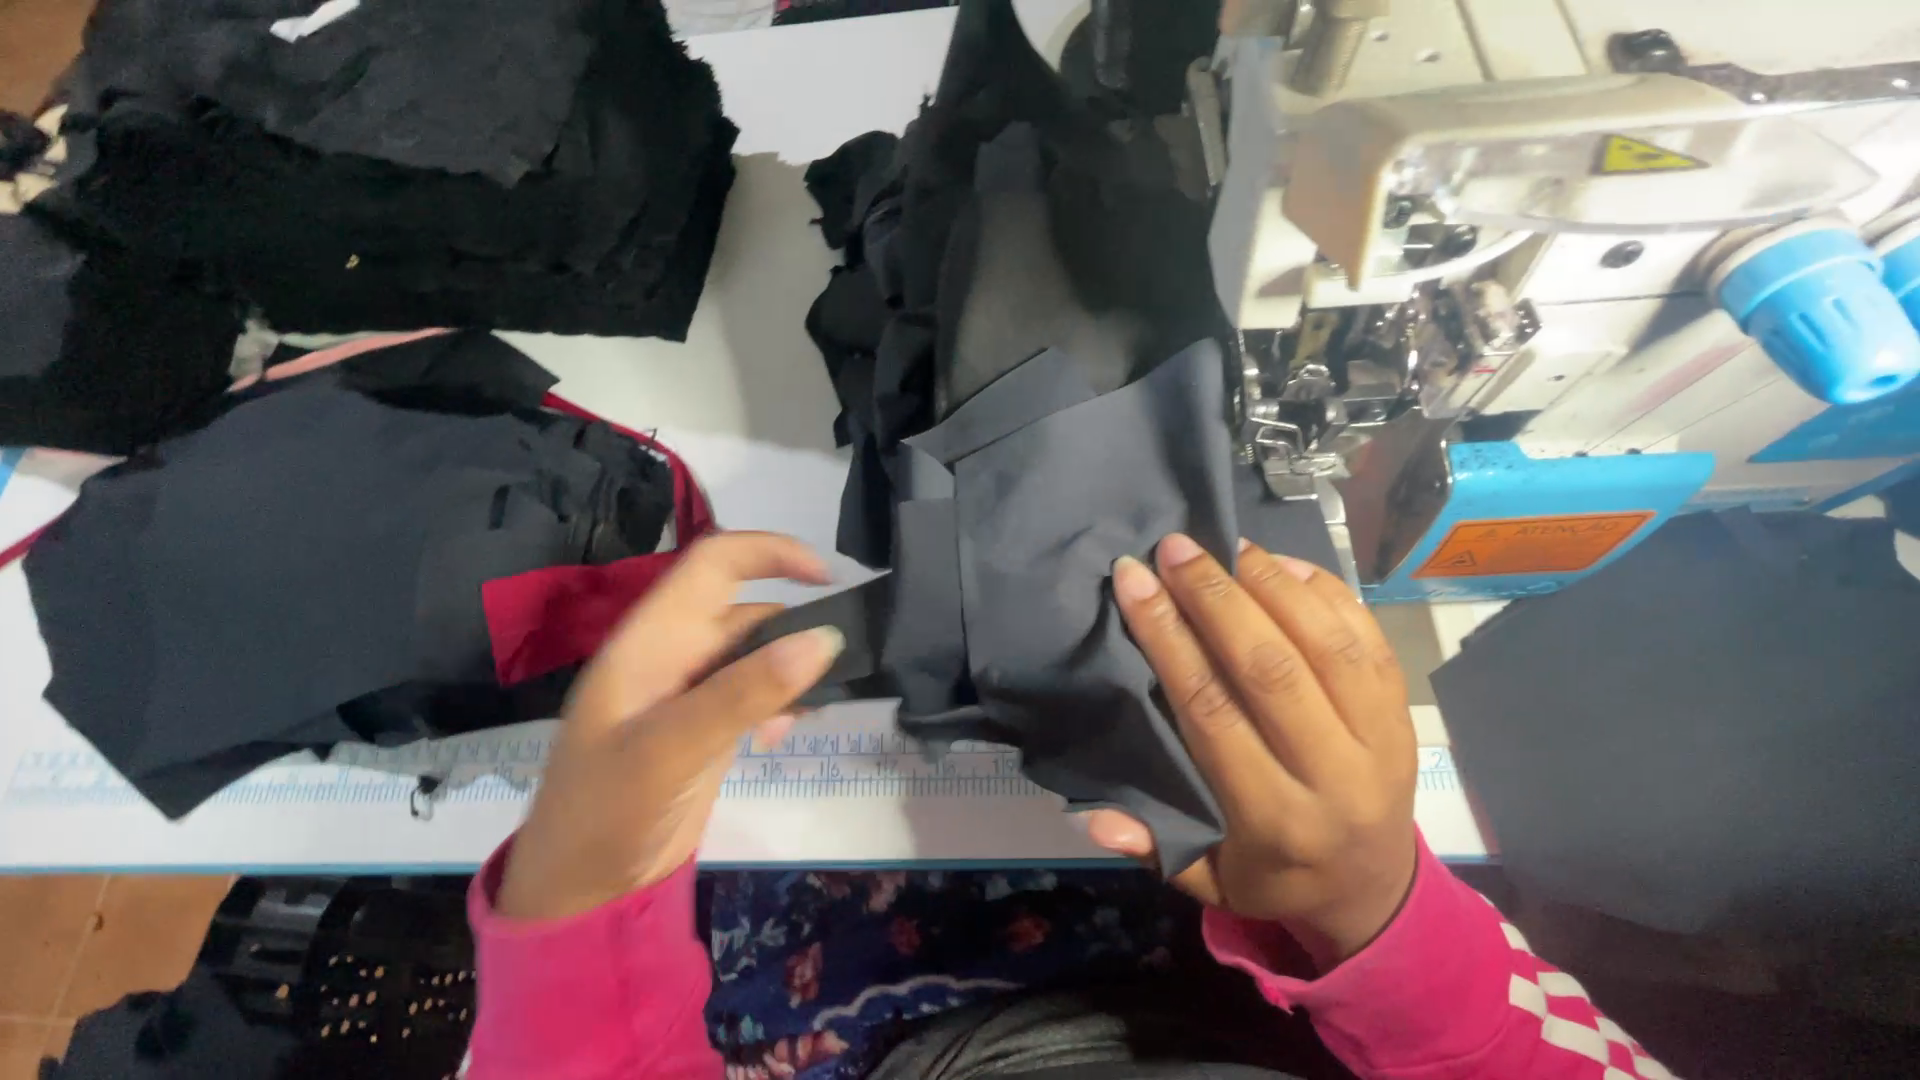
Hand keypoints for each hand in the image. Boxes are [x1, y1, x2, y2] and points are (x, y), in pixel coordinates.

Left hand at [496, 533, 845, 919]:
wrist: (578, 889)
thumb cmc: (607, 810)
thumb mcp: (672, 747)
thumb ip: (746, 691)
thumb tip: (824, 637)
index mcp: (652, 638)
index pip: (715, 562)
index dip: (770, 552)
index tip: (828, 576)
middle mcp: (673, 653)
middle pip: (746, 608)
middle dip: (795, 623)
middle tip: (842, 657)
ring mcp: (691, 692)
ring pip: (757, 653)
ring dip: (792, 668)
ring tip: (815, 705)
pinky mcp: (705, 727)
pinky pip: (756, 694)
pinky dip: (780, 702)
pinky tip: (784, 734)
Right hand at [1088, 534, 1418, 969]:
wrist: (1376, 891)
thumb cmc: (1274, 876)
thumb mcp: (1205, 881)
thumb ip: (1151, 847)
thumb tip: (1091, 815)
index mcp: (1275, 820)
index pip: (1212, 711)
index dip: (1168, 638)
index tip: (1134, 582)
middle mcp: (1335, 776)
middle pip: (1270, 668)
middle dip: (1215, 597)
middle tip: (1174, 548)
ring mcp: (1382, 740)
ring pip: (1327, 645)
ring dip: (1271, 584)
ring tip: (1225, 545)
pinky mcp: (1404, 714)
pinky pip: (1369, 639)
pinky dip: (1327, 593)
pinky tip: (1282, 563)